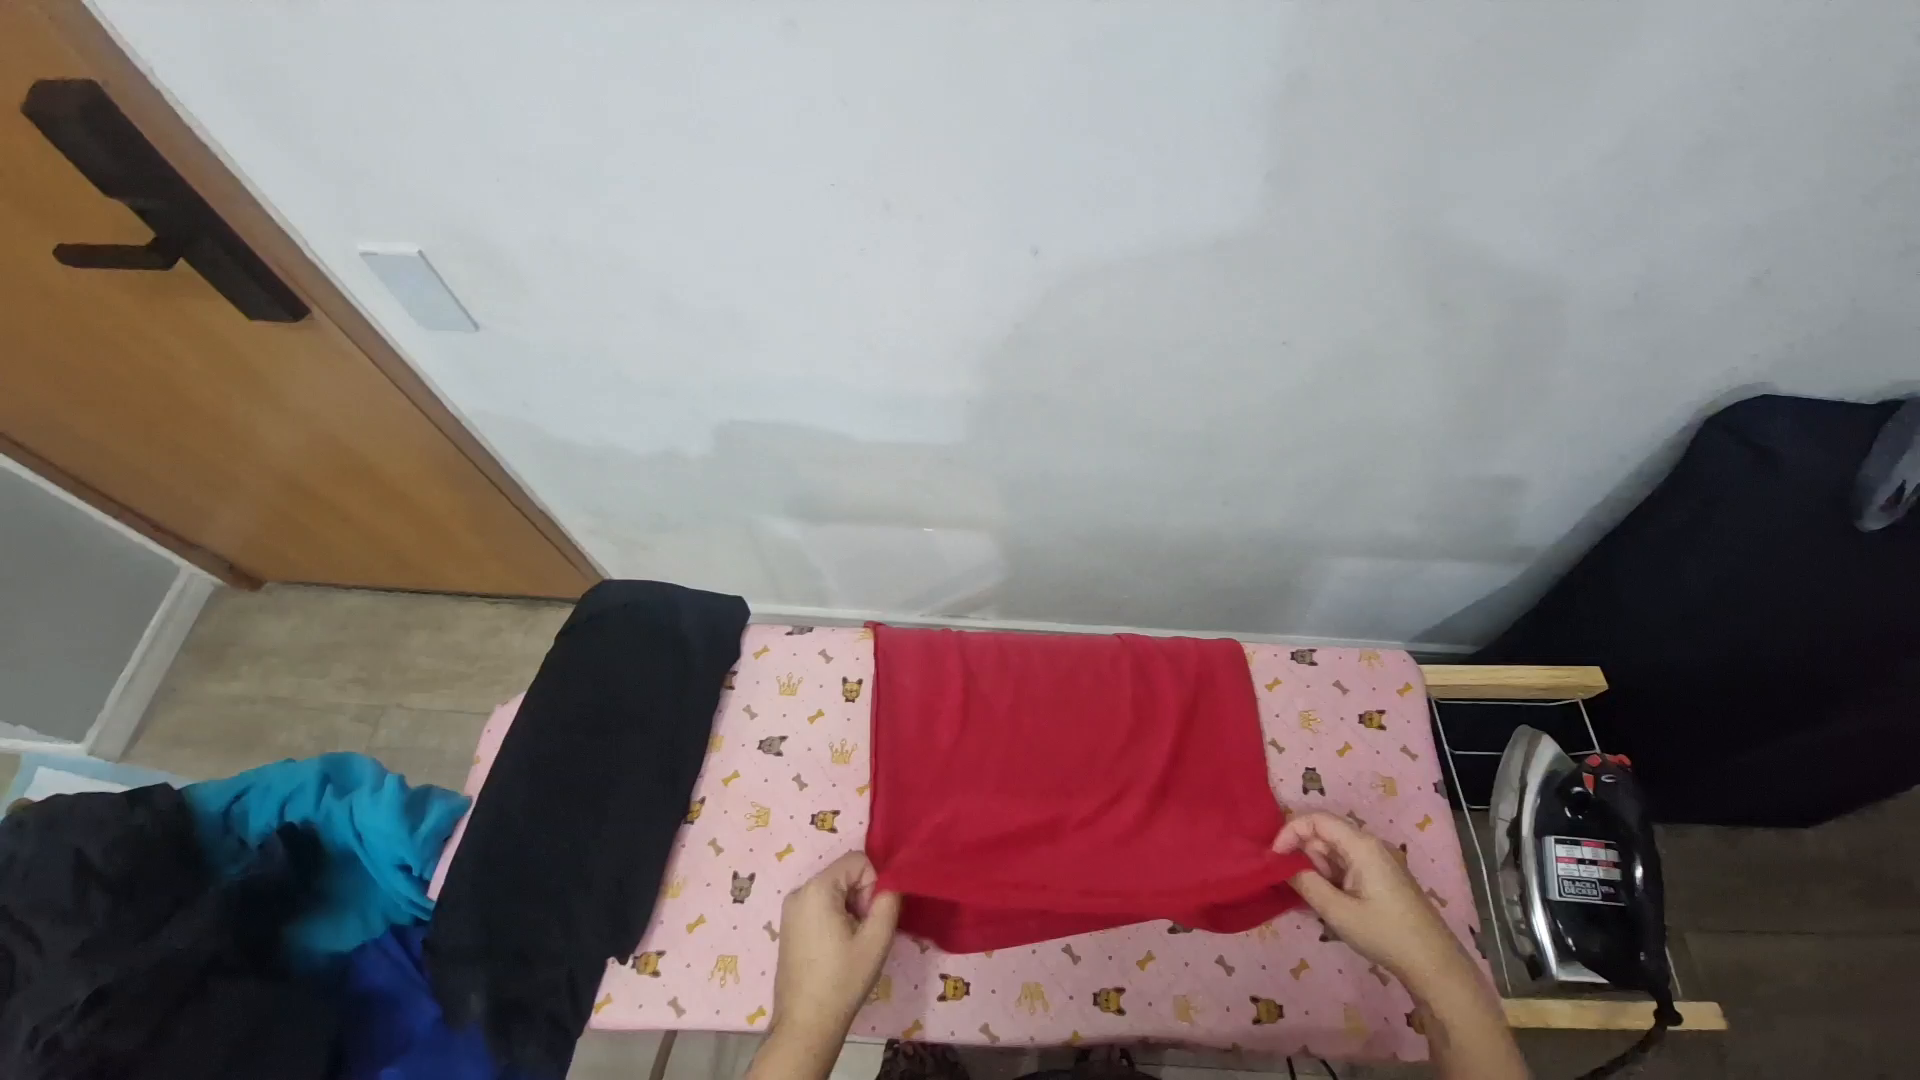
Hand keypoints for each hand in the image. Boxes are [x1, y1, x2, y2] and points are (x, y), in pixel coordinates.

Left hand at [769, 852, 901, 1046]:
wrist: (806, 1025)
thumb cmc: (842, 980)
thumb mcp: (877, 939)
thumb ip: (890, 900)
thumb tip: (893, 882)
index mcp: (817, 888)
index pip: (858, 860)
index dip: (872, 885)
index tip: (870, 920)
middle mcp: (799, 891)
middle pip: (844, 874)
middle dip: (861, 897)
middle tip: (862, 934)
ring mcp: (790, 909)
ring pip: (834, 890)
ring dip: (849, 909)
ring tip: (850, 944)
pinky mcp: (789, 925)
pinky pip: (820, 905)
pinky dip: (835, 918)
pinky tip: (837, 949)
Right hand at [1274, 812, 1470, 991]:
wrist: (1435, 966)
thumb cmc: (1385, 934)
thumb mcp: (1337, 911)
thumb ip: (1305, 882)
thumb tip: (1281, 865)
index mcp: (1362, 845)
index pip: (1316, 820)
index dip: (1290, 832)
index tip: (1275, 858)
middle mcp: (1371, 845)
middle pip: (1324, 834)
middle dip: (1304, 856)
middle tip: (1300, 887)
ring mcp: (1379, 860)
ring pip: (1334, 851)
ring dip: (1318, 869)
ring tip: (1321, 901)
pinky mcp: (1382, 876)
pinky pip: (1347, 865)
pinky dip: (1332, 878)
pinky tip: (1334, 903)